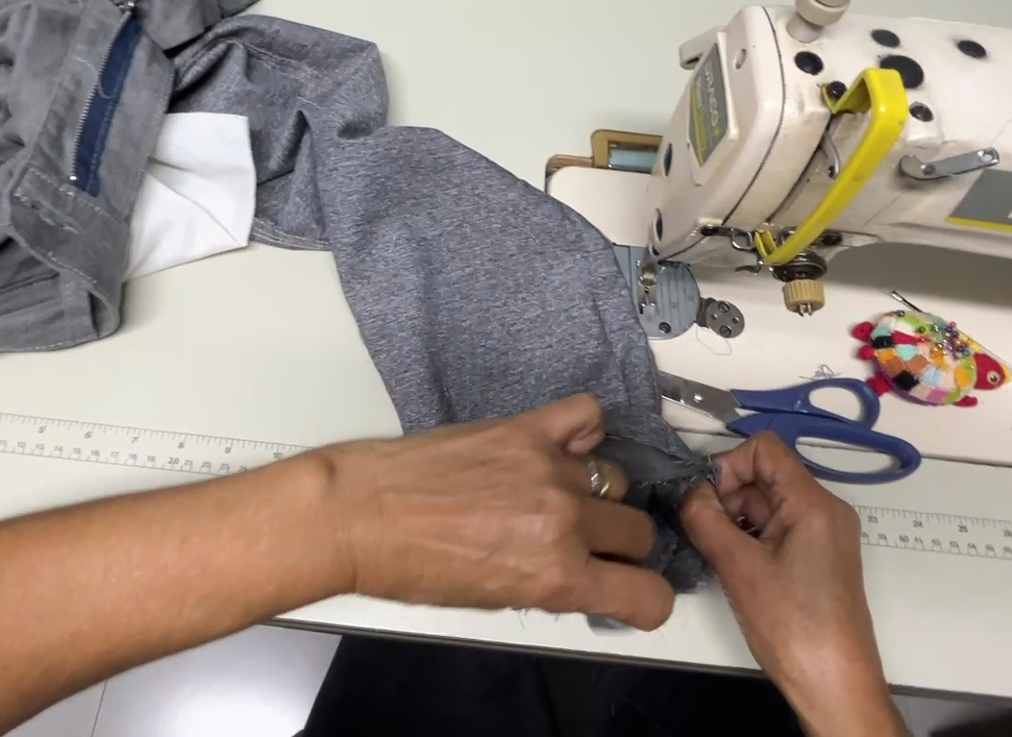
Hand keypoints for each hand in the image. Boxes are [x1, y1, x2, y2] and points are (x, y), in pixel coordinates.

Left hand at [317, 394, 675, 630]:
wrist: (363, 514)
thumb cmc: (414, 566)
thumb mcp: (494, 598)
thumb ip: (552, 583)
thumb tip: (583, 568)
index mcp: (557, 576)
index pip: (648, 595)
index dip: (643, 597)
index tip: (629, 588)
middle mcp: (563, 519)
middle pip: (637, 530)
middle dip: (620, 544)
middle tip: (586, 541)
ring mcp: (546, 466)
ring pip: (617, 479)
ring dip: (599, 493)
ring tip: (562, 494)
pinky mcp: (524, 428)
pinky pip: (587, 413)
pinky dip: (585, 429)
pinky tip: (565, 445)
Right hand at [680, 434, 903, 736]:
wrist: (836, 690)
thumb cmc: (792, 625)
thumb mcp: (737, 566)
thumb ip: (704, 517)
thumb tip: (687, 490)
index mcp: (813, 504)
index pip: (763, 448)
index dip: (728, 464)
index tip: (709, 501)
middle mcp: (824, 510)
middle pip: (763, 474)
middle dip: (727, 495)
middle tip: (707, 532)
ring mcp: (822, 534)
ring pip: (765, 502)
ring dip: (734, 518)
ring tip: (720, 553)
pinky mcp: (816, 557)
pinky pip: (775, 526)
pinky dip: (748, 535)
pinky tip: (735, 565)